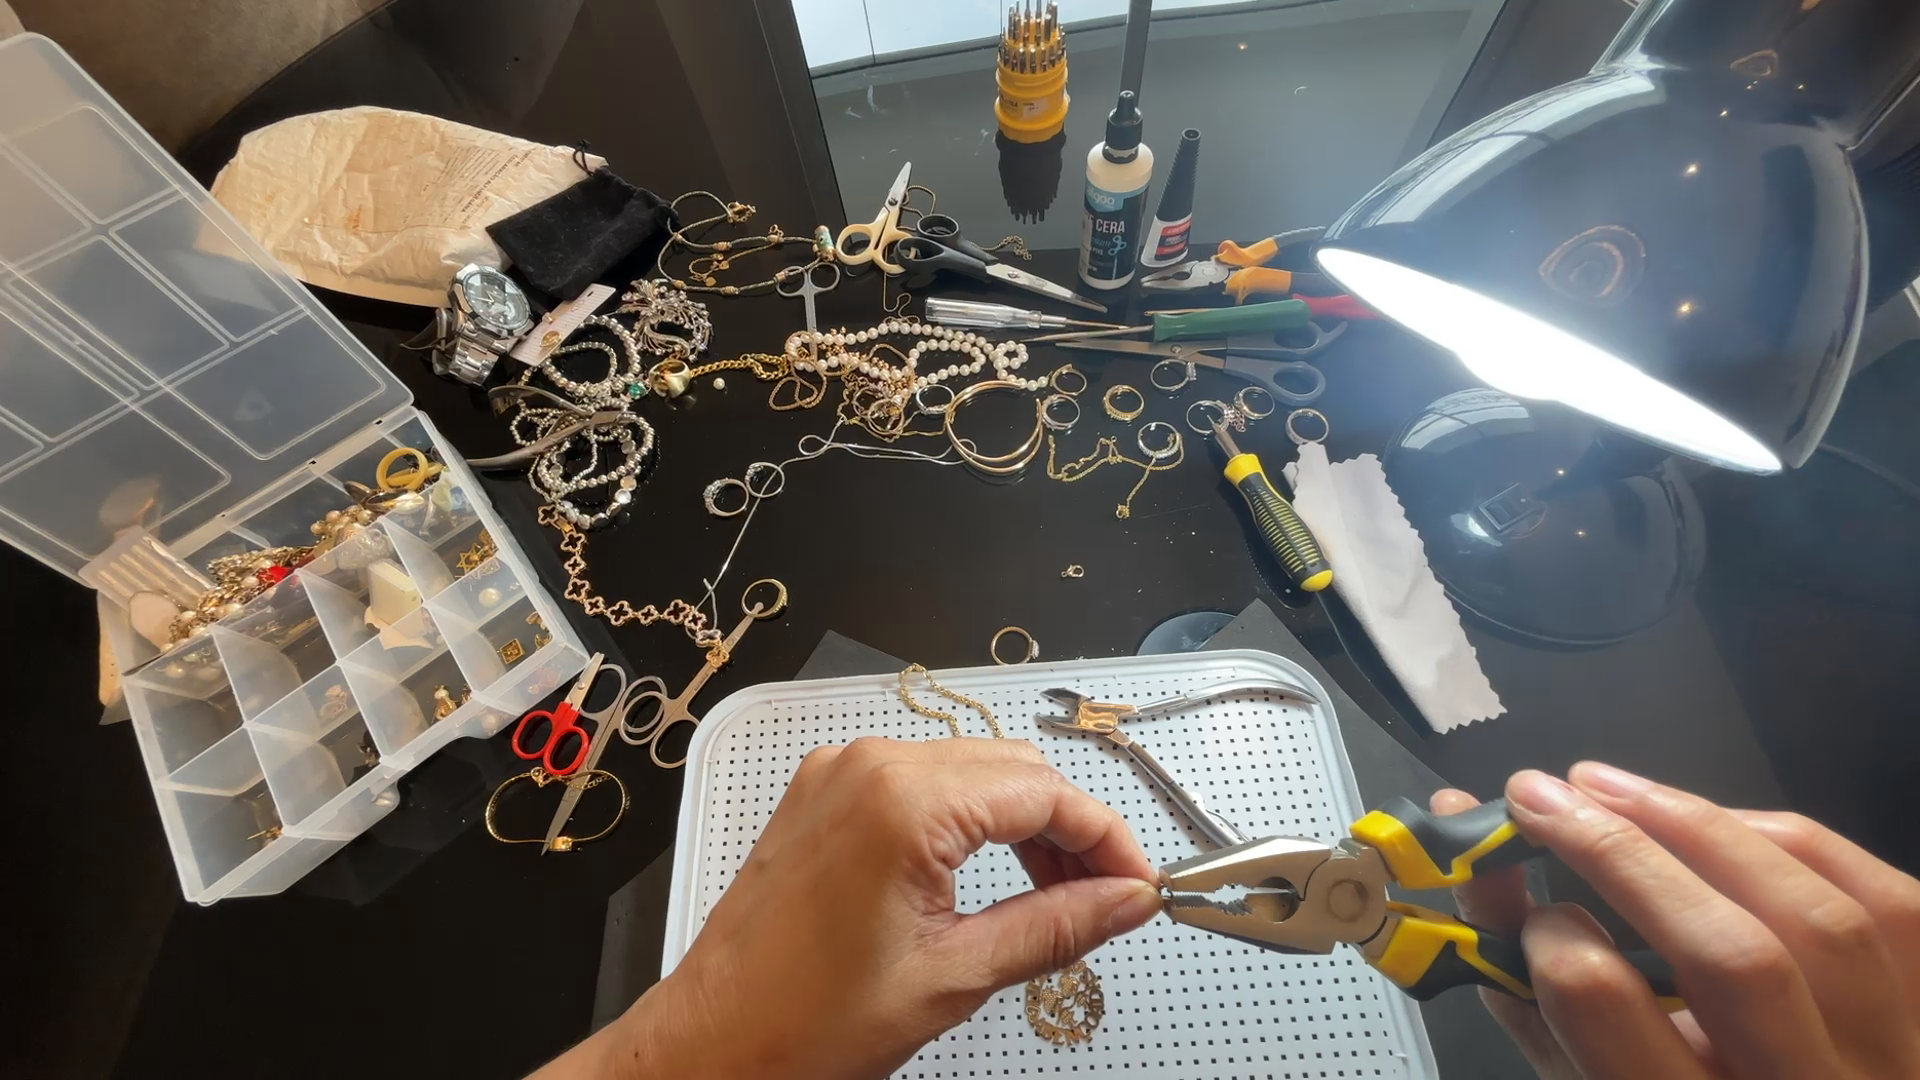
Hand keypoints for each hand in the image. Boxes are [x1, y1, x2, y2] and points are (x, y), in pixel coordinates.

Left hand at [537, 737, 1161, 1079]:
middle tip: (1098, 894)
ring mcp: (846, 764)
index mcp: (906, 801)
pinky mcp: (830, 780)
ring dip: (1019, 818)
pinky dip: (967, 810)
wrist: (711, 1039)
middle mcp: (873, 761)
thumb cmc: (809, 1022)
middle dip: (1067, 827)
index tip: (1135, 880)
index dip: (1104, 835)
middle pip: (1012, 767)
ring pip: (971, 766)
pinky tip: (981, 863)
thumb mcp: (954, 976)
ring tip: (1048, 888)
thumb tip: (1126, 899)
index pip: (1042, 791)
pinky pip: (924, 774)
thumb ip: (1056, 926)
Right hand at [1433, 764, 1919, 1078]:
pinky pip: (1897, 906)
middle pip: (1727, 952)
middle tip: (1534, 791)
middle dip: (1611, 847)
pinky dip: (1793, 839)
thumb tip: (1464, 838)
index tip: (1522, 899)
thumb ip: (1509, 968)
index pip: (1602, 997)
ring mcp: (1897, 1062)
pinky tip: (1717, 820)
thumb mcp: (1569, 1069)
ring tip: (1604, 783)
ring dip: (1693, 822)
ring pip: (1820, 919)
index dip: (1546, 929)